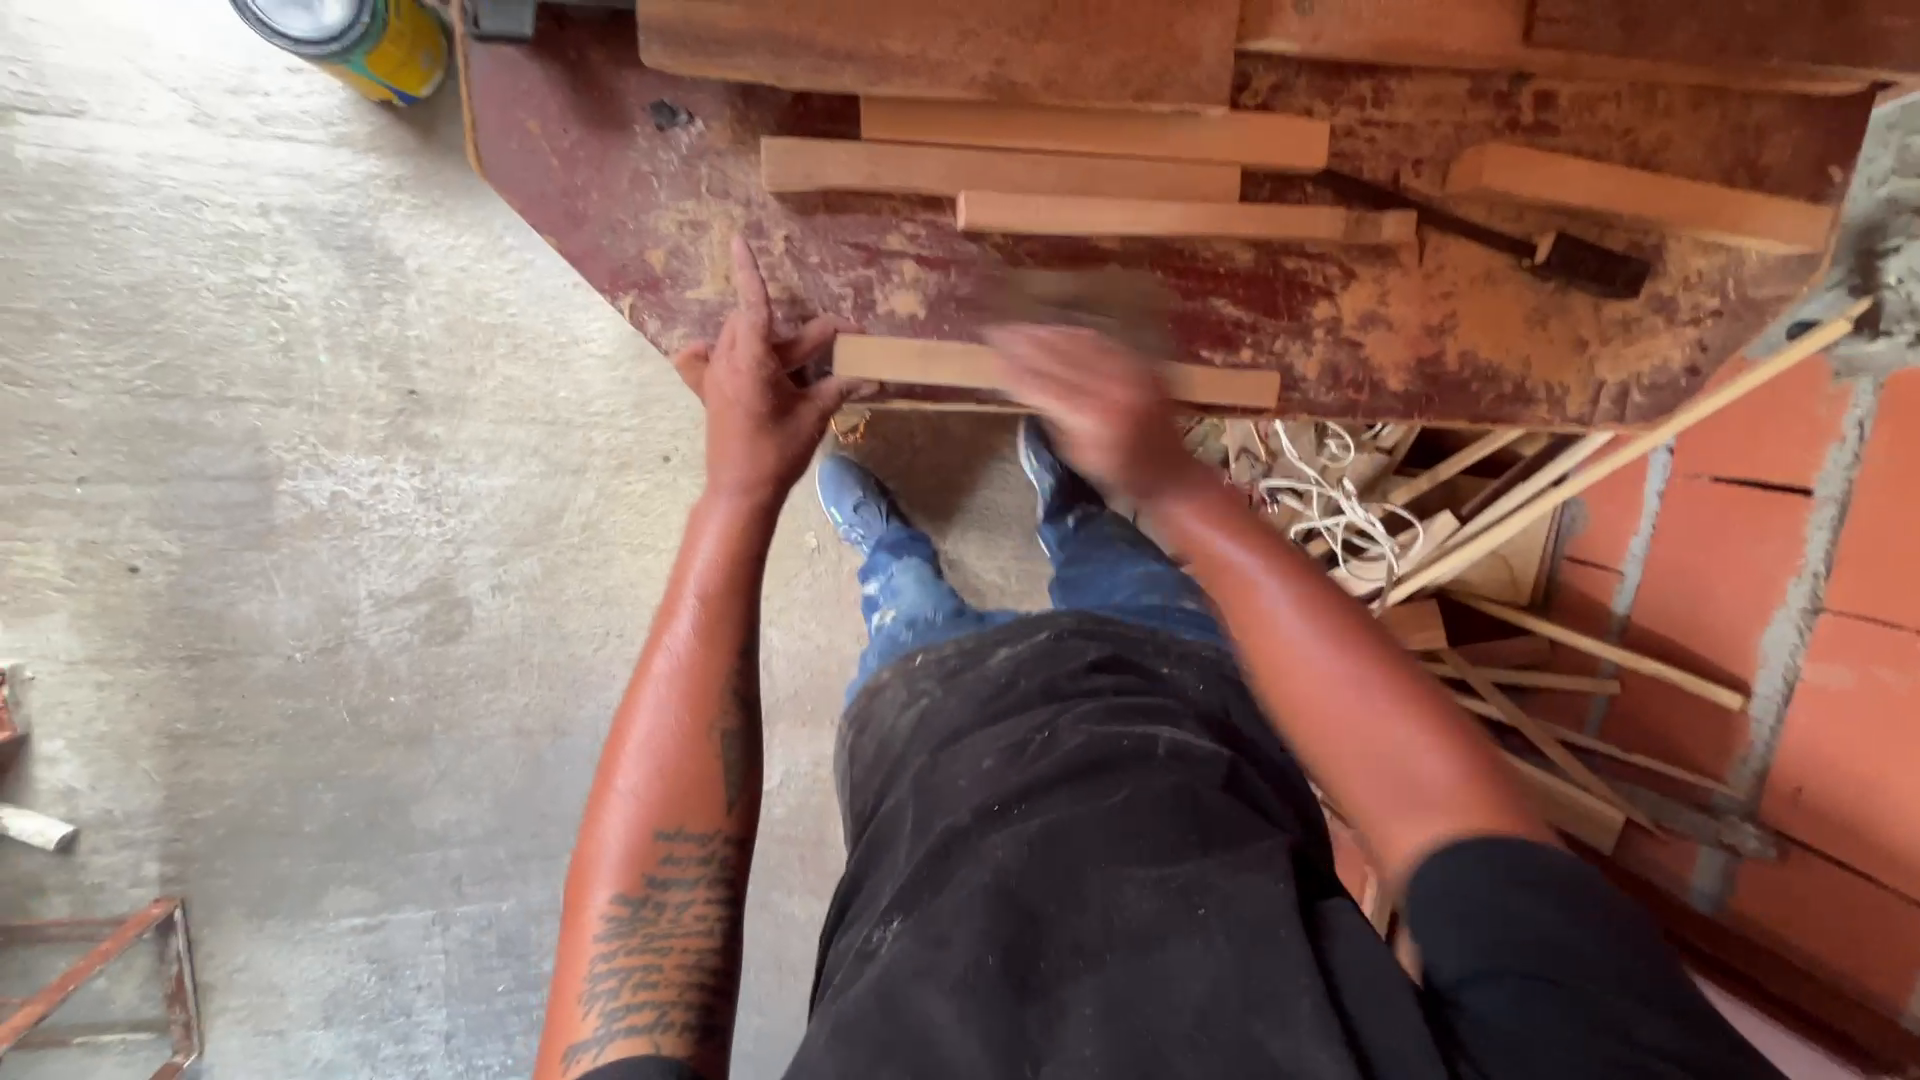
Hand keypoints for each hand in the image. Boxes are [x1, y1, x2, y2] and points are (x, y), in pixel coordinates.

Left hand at [671, 237, 870, 506]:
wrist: (740, 491)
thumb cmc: (777, 453)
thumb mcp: (813, 417)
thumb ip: (838, 388)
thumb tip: (871, 376)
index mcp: (751, 362)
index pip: (753, 305)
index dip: (749, 271)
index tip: (737, 237)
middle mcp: (727, 361)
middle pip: (755, 324)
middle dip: (795, 331)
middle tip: (834, 342)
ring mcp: (714, 377)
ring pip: (739, 339)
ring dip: (769, 339)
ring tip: (799, 358)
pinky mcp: (710, 393)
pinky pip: (705, 360)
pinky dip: (720, 352)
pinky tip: (737, 359)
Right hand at [985, 324, 1208, 505]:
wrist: (1168, 472)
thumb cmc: (1116, 474)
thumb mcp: (1075, 453)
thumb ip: (1051, 416)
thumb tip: (1022, 384)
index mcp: (1092, 416)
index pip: (1042, 382)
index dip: (1014, 366)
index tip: (992, 355)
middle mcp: (1112, 387)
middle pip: (1059, 354)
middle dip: (1024, 341)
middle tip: (998, 332)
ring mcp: (1131, 371)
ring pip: (1079, 340)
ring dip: (1046, 332)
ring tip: (1021, 328)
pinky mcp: (1143, 364)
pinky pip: (1103, 341)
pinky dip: (1075, 334)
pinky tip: (1056, 331)